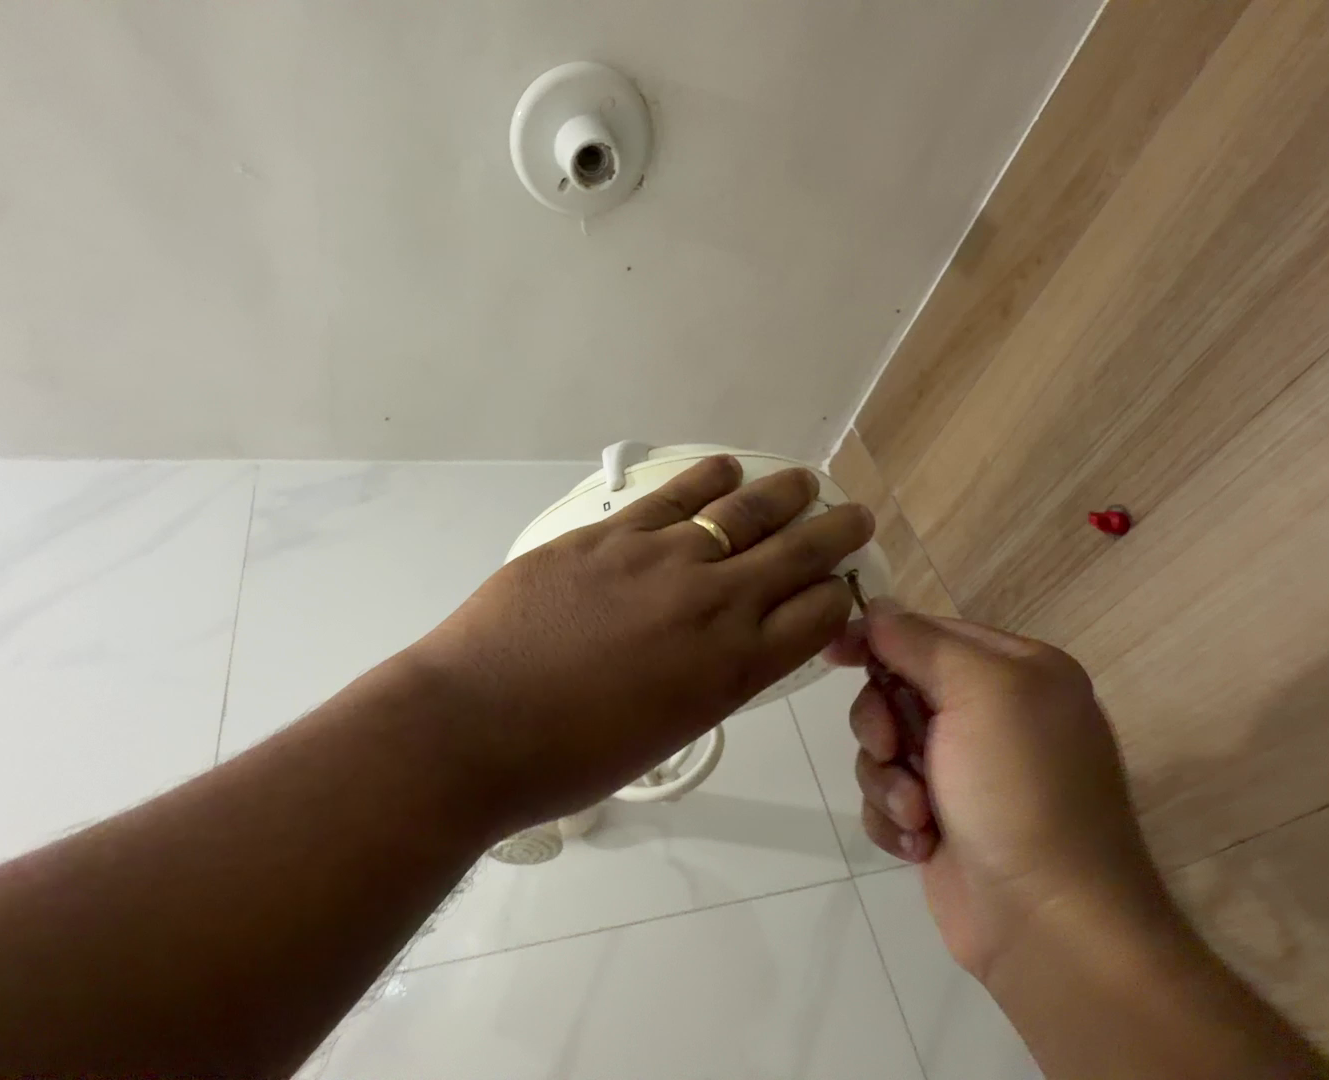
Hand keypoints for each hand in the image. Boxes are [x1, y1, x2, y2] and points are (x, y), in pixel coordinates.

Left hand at [400, 455, 873, 832]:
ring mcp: (660, 559)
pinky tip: (725, 468)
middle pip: (797, 554)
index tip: (841, 587)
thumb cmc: (567, 759)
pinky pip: (673, 497)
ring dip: (783, 494)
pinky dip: (707, 479)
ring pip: (742, 512)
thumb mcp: (663, 734)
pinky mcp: (608, 535)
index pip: (817, 616)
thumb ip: (706, 685)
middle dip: (836, 532)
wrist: (473, 728)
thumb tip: (721, 650)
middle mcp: (714, 604)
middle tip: (856, 516)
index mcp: (732, 668)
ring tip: (803, 481)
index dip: (839, 597)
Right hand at [831, 608, 1170, 982]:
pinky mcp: (941, 820)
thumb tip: (876, 607)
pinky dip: (893, 817)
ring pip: (883, 745)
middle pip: (896, 688)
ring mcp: (966, 771)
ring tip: (918, 815)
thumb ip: (920, 642)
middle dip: (882, 722)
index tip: (834, 655)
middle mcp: (994, 714)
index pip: (929, 632)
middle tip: (890, 749)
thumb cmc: (1020, 790)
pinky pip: (887, 795)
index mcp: (1017, 671)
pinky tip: (920, 844)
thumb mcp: (980, 691)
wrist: (1049, 921)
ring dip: (888, 779)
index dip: (879, 640)